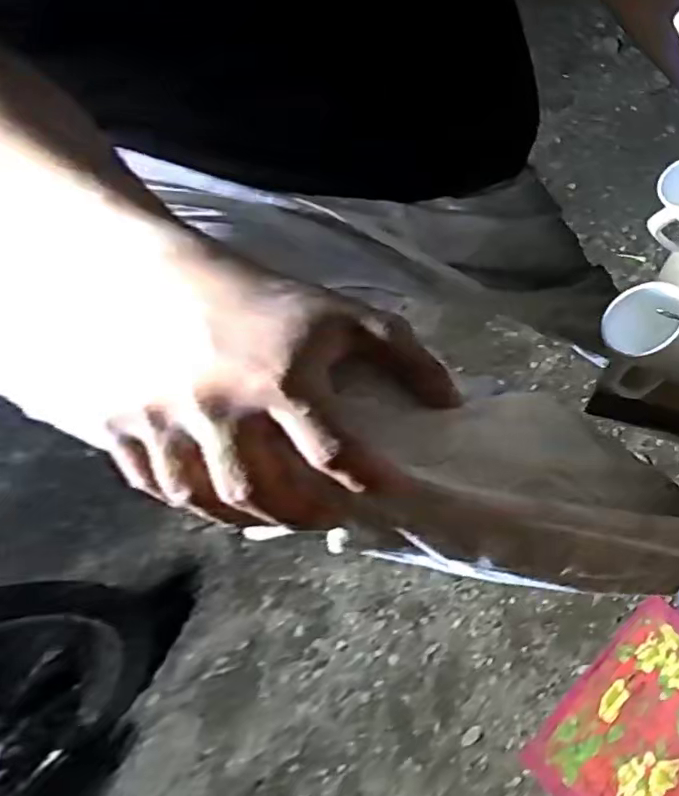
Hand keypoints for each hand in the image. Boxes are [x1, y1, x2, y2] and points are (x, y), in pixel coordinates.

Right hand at [2, 240, 459, 526]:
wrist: (147, 278)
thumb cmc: (270, 301)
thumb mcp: (354, 319)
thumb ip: (410, 360)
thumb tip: (448, 404)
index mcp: (284, 383)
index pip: (332, 450)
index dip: (366, 479)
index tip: (394, 494)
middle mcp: (220, 412)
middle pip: (263, 486)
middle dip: (303, 512)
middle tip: (336, 517)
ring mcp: (160, 423)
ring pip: (203, 495)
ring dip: (248, 516)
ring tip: (288, 518)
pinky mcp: (114, 428)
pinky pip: (153, 484)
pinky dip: (193, 504)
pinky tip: (226, 503)